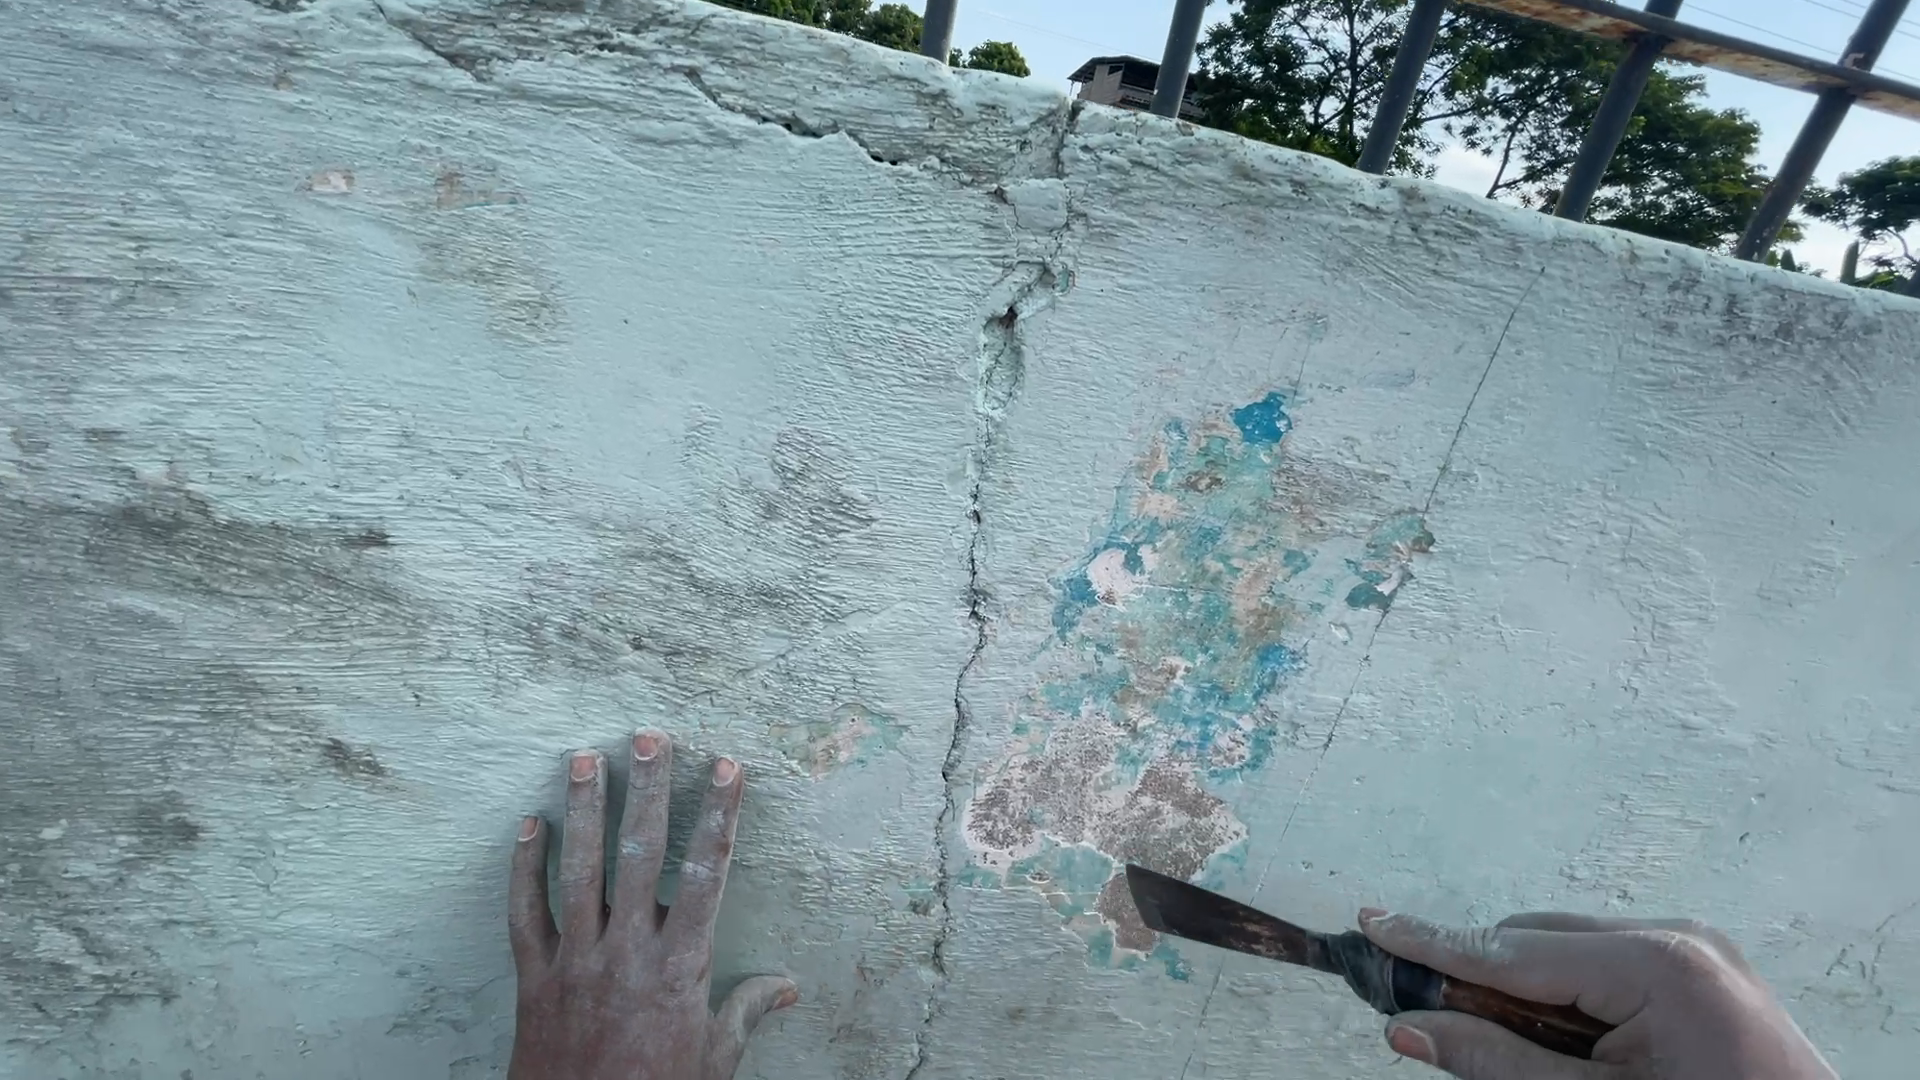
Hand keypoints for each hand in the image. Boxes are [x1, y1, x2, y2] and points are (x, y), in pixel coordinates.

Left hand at [507, 730, 795, 1079]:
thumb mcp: (714, 1058)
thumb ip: (748, 1010)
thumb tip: (790, 987)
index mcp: (680, 964)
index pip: (708, 872)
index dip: (719, 816)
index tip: (727, 768)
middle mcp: (628, 950)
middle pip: (640, 855)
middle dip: (647, 791)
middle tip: (648, 738)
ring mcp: (576, 961)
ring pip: (579, 872)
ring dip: (583, 811)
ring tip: (583, 758)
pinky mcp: (534, 980)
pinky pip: (525, 916)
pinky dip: (524, 869)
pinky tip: (529, 825)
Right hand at [1360, 909, 1838, 1079]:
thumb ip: (1497, 1063)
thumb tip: (1405, 1027)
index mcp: (1659, 968)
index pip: (1510, 951)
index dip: (1432, 942)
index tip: (1372, 923)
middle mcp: (1676, 938)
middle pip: (1531, 940)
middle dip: (1488, 980)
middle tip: (1449, 1020)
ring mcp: (1693, 946)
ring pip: (1559, 943)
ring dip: (1528, 986)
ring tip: (1541, 1046)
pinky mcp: (1699, 963)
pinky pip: (1597, 955)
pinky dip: (1568, 987)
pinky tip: (1577, 1033)